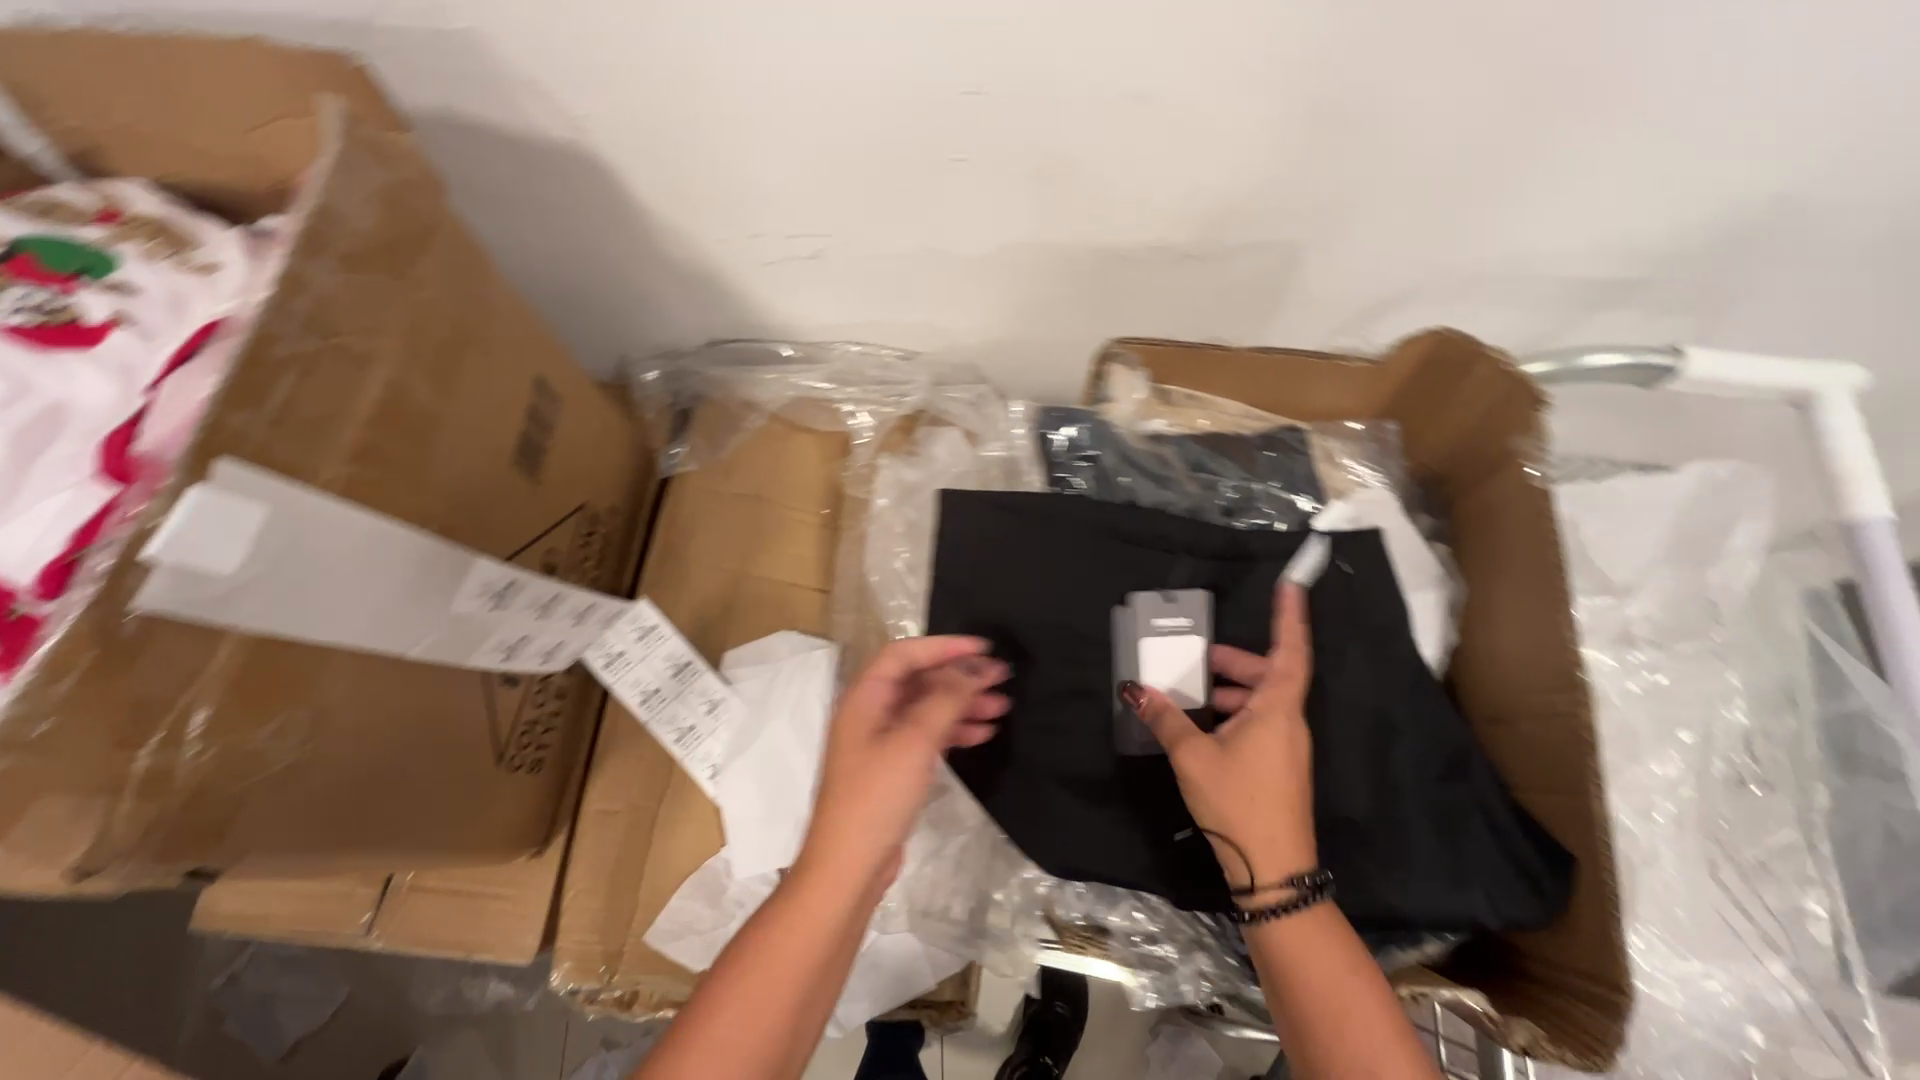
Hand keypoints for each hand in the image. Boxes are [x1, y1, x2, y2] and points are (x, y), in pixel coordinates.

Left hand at [798, 636, 1010, 891]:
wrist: (849, 865)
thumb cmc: (877, 796)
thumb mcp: (915, 741)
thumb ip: (945, 698)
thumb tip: (974, 666)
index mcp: (865, 697)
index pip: (905, 653)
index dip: (945, 646)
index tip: (984, 649)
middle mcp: (870, 712)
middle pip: (919, 679)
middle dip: (960, 676)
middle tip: (1002, 678)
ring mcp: (881, 741)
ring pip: (927, 708)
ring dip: (963, 704)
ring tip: (1003, 707)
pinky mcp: (893, 767)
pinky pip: (928, 735)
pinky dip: (955, 731)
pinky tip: (983, 734)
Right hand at [1120, 581, 1316, 894]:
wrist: (1273, 870)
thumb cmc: (1236, 802)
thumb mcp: (1193, 756)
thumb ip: (1165, 719)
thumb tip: (1135, 689)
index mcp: (1277, 709)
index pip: (1290, 651)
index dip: (1290, 617)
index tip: (1291, 585)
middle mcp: (1289, 722)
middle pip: (1269, 676)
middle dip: (1234, 663)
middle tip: (1198, 659)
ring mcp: (1286, 748)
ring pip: (1262, 703)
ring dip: (1229, 694)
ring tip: (1190, 695)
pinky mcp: (1279, 768)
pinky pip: (1259, 725)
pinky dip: (1232, 717)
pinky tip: (1200, 730)